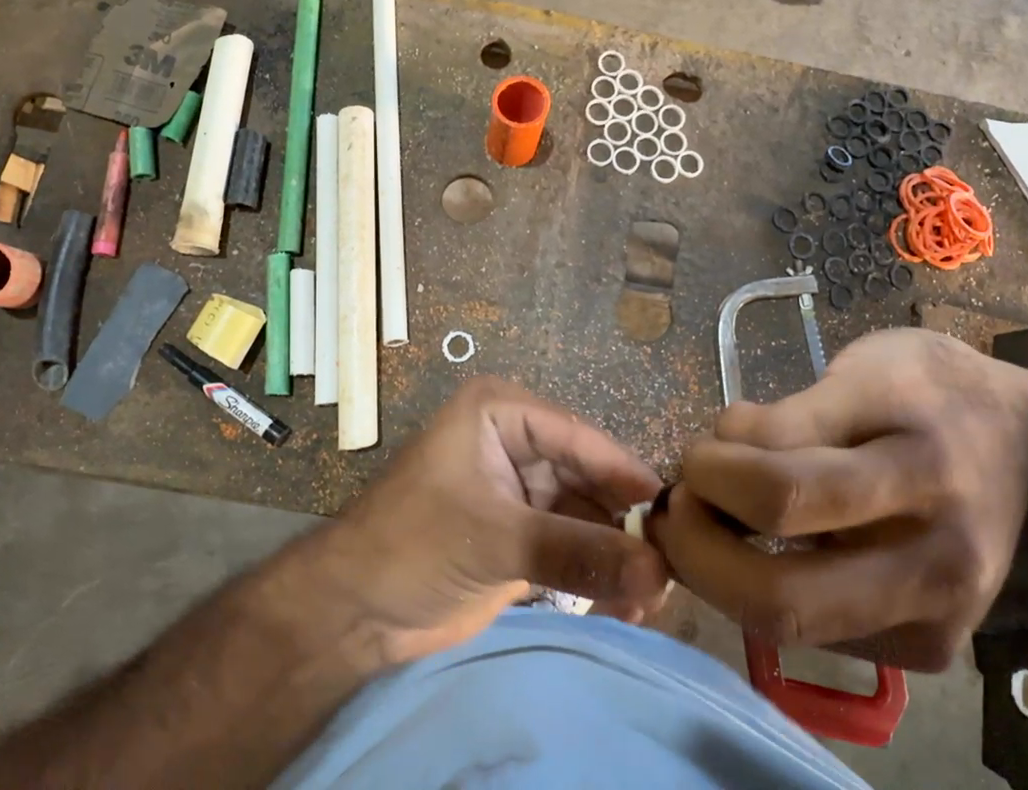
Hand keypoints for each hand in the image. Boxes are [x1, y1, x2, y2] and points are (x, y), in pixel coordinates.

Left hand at [323, 377, 669, 663]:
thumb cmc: (410, 548)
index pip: (581, 438)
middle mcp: (517, 444)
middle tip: (673, 569)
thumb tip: (657, 572)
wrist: (350, 612)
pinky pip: (575, 549)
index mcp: (502, 415)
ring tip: (654, 599)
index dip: (628, 477)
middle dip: (627, 525)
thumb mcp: (494, 539)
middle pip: (592, 478)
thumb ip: (576, 552)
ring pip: (589, 517)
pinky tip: (628, 607)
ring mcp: (522, 493)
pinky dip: (600, 575)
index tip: (677, 517)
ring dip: (619, 556)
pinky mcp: (523, 537)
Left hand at [649, 328, 1027, 669]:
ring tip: (698, 529)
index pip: (784, 495)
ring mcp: (936, 622)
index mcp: (921, 472)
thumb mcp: (867, 368)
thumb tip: (718, 449)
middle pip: (782, 595)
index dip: (713, 475)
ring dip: (717, 579)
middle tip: (672, 510)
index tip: (694, 454)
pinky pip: (814, 636)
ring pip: (790, 628)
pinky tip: (751, 553)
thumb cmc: (934, 395)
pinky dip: (760, 596)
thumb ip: (791, 414)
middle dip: (698, 552)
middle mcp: (937, 565)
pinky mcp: (926, 653)